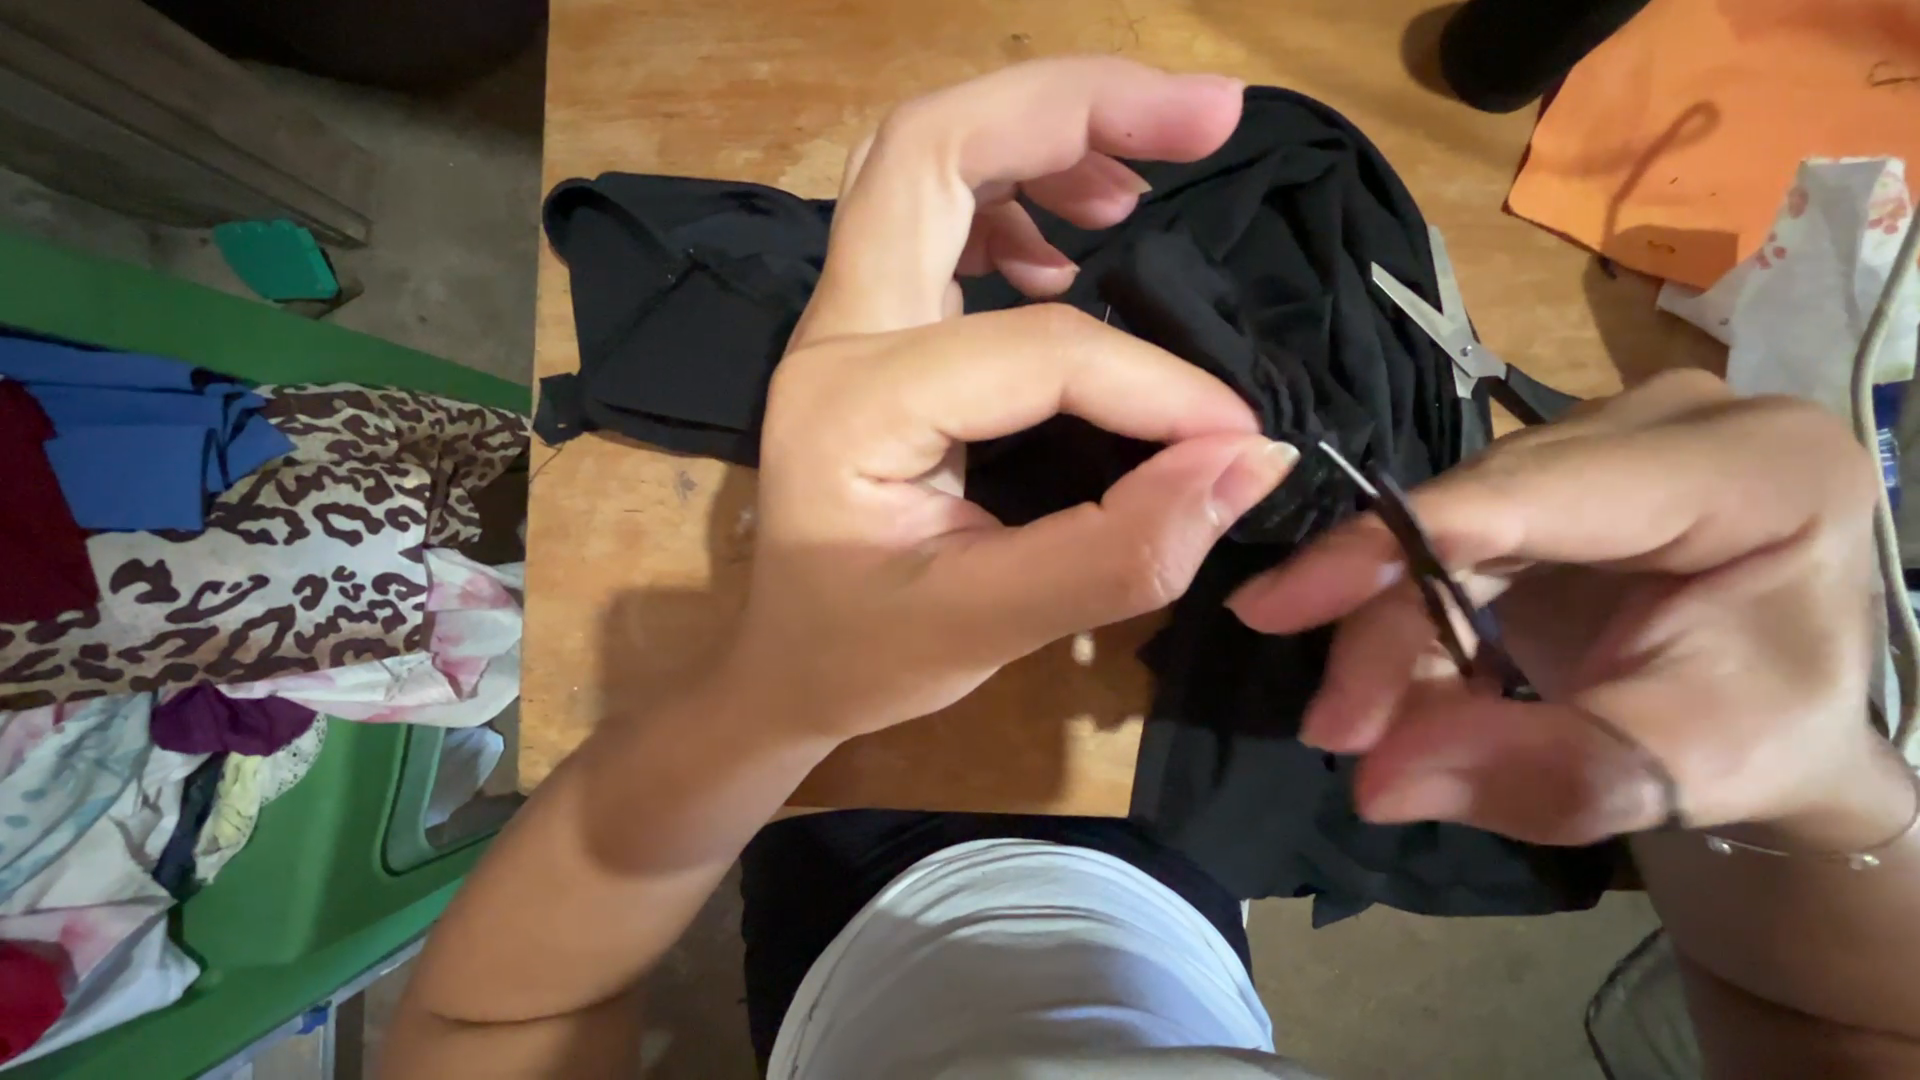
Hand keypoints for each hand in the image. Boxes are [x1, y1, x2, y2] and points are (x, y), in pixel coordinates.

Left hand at [721, 59, 1297, 739]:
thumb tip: (1248, 465)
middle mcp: (835, 338)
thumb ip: (1115, 556)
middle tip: (1208, 117)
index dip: (1152, 383)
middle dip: (1076, 108)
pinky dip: (1012, 202)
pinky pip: (932, 222)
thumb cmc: (864, 655)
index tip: (1235, 436)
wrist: (786, 665)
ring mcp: (845, 326)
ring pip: (925, 165)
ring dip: (1040, 138)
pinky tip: (1069, 250)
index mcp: (852, 407)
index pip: (1032, 351)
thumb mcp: (988, 627)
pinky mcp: (871, 337)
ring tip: (1140, 179)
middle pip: (932, 150)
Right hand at [1229, 370, 1897, 846]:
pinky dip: (1407, 623)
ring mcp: (1587, 441)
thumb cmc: (1768, 733)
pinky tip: (1403, 684)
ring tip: (1367, 726)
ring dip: (1387, 636)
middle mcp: (1657, 424)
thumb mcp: (1692, 770)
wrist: (1771, 709)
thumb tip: (1379, 781)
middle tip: (1336, 730)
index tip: (1271, 610)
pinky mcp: (1536, 476)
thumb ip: (1553, 774)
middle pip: (1463, 518)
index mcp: (1747, 467)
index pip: (1522, 496)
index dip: (1385, 550)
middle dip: (1384, 630)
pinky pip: (1438, 542)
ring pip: (1435, 531)